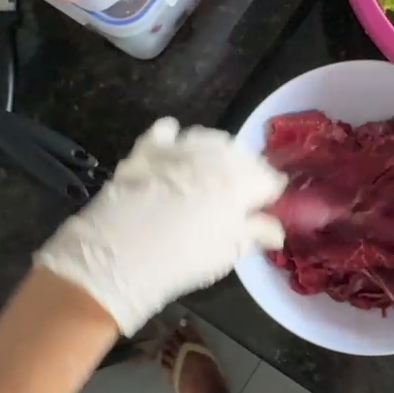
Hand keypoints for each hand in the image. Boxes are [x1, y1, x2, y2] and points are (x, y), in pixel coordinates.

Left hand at [34, 118, 286, 334]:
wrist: (118, 258)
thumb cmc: (182, 261)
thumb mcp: (227, 252)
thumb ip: (255, 232)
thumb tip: (274, 228)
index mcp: (241, 183)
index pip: (268, 178)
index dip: (269, 193)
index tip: (264, 206)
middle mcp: (215, 158)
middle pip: (241, 154)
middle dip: (245, 171)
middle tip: (237, 195)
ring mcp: (179, 149)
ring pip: (209, 139)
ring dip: (215, 153)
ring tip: (209, 174)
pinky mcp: (147, 150)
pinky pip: (167, 131)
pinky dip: (174, 138)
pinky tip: (175, 149)